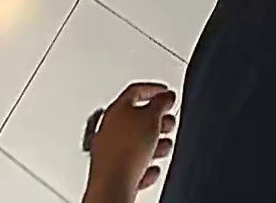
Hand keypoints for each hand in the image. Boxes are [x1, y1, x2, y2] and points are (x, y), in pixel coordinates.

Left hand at [82, 83, 176, 202]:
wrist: (113, 186)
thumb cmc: (127, 151)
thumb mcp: (153, 117)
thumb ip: (162, 102)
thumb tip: (166, 96)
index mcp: (116, 110)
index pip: (135, 90)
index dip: (153, 89)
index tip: (165, 92)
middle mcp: (108, 129)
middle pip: (136, 117)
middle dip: (156, 120)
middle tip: (168, 121)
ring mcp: (107, 152)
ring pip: (135, 141)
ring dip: (153, 143)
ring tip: (163, 146)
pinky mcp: (110, 173)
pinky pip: (131, 162)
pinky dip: (144, 163)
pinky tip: (150, 166)